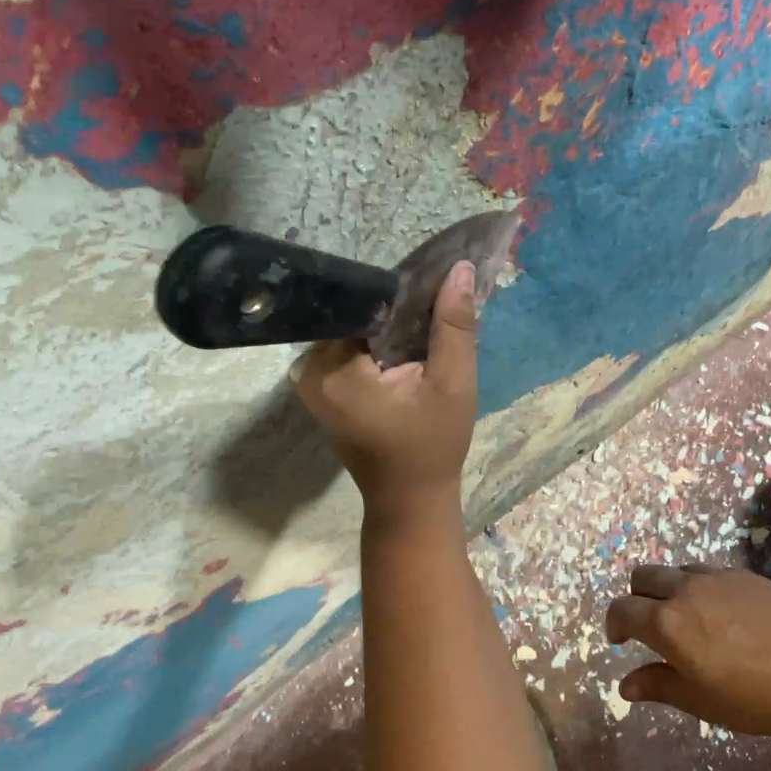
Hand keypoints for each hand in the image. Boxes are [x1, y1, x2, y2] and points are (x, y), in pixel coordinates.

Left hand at [295, 260, 478, 524]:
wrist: (410, 502)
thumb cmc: (432, 447)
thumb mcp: (452, 384)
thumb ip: (453, 325)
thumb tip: (459, 269)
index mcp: (333, 368)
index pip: (366, 304)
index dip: (404, 291)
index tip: (436, 278)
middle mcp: (311, 369)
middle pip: (360, 316)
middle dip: (399, 309)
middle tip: (439, 297)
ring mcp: (314, 381)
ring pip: (360, 331)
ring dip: (393, 326)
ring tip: (431, 316)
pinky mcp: (325, 390)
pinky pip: (355, 350)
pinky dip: (383, 345)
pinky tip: (412, 343)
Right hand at [605, 564, 770, 736]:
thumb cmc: (760, 697)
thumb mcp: (704, 703)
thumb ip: (660, 686)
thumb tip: (625, 683)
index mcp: (667, 622)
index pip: (622, 609)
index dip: (614, 624)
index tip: (619, 643)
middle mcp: (686, 589)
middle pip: (644, 577)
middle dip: (636, 599)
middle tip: (648, 630)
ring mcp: (719, 577)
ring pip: (676, 571)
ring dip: (667, 590)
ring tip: (686, 623)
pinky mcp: (748, 575)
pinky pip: (707, 573)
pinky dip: (698, 588)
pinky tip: (722, 618)